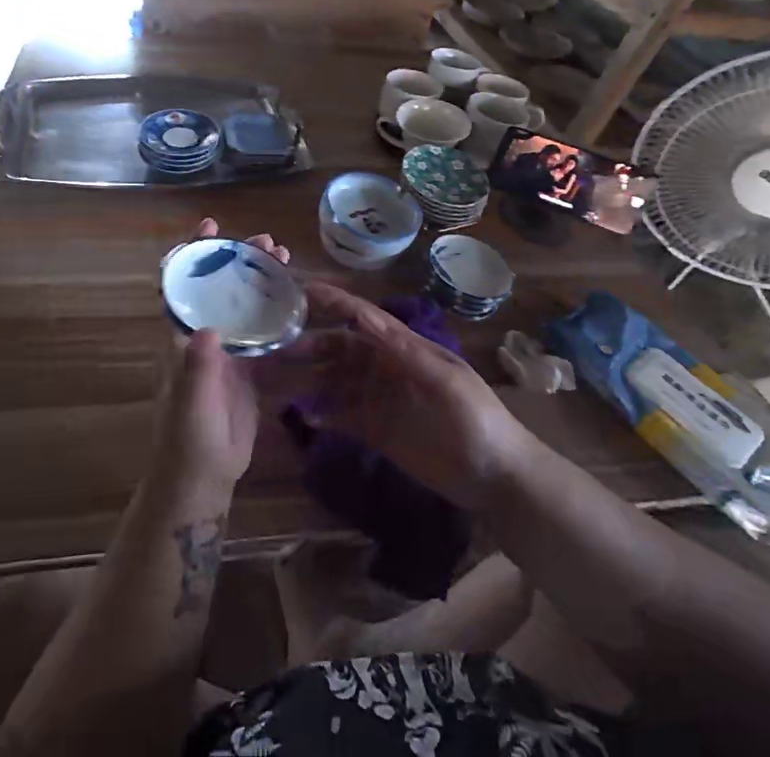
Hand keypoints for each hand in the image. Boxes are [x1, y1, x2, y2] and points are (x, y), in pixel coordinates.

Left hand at [149, 219, 292, 491]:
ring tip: (285, 260)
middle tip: (268, 243)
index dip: (192, 254)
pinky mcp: (246, 371)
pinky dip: (276, 315)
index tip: (210, 226)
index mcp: (181, 339)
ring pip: (242, 307)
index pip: (182, 286)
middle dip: (237, 261)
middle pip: (219, 289)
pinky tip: (296, 302)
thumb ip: (199, 368)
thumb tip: (208, 328)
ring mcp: (226, 353)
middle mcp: (202, 338)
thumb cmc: (188, 440)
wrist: (202, 477)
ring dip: (259, 282)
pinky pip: (262, 334)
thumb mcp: (192, 404)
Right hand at [293, 282, 532, 506]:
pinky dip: (319, 415)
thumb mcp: (444, 382)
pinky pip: (339, 416)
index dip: (333, 303)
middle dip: (307, 344)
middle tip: (272, 346)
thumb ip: (403, 351)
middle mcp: (385, 368)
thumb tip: (364, 317)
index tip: (299, 291)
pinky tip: (301, 418)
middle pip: (338, 348)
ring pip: (333, 381)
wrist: (497, 479)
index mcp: (404, 348)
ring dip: (306, 379)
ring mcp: (378, 400)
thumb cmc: (477, 421)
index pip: (362, 317)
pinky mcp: (374, 430)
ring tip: (273, 380)